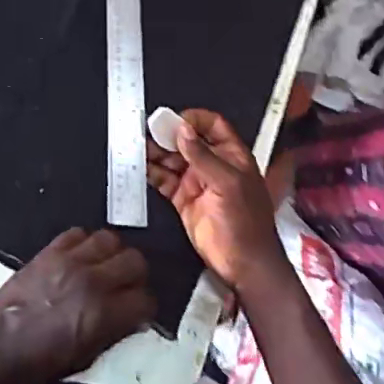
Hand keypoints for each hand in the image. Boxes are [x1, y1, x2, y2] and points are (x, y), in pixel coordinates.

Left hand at [0, 228, 153, 383]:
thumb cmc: (41, 361)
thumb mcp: (87, 356)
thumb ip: (114, 331)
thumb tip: (133, 315)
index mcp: (103, 314)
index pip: (145, 299)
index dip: (146, 306)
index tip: (140, 309)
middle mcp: (92, 281)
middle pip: (135, 261)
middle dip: (137, 274)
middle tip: (127, 284)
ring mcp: (70, 260)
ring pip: (109, 238)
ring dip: (113, 253)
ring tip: (106, 265)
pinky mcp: (50, 250)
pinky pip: (77, 233)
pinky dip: (85, 242)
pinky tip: (81, 255)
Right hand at [147, 109, 284, 290]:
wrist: (242, 264)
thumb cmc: (245, 222)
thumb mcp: (227, 183)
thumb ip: (202, 155)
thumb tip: (181, 129)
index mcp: (231, 155)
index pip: (212, 125)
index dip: (194, 119)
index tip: (174, 120)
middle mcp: (212, 164)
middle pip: (186, 140)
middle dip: (167, 135)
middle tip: (147, 131)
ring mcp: (196, 181)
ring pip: (172, 158)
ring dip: (155, 152)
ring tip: (138, 146)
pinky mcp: (182, 198)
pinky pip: (163, 179)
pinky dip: (151, 171)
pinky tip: (140, 165)